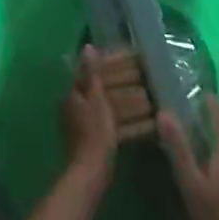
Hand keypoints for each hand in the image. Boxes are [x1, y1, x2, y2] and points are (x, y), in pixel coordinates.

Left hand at [61, 47, 154, 177]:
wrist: (91, 172)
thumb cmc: (95, 132)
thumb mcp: (96, 100)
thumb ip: (92, 74)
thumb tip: (88, 47)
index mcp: (72, 95)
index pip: (89, 72)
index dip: (107, 64)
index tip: (128, 59)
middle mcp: (73, 107)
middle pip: (98, 89)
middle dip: (118, 83)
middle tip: (140, 77)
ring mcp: (82, 125)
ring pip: (105, 107)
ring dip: (123, 102)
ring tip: (146, 98)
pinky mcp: (92, 140)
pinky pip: (110, 124)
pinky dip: (124, 122)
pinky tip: (143, 122)